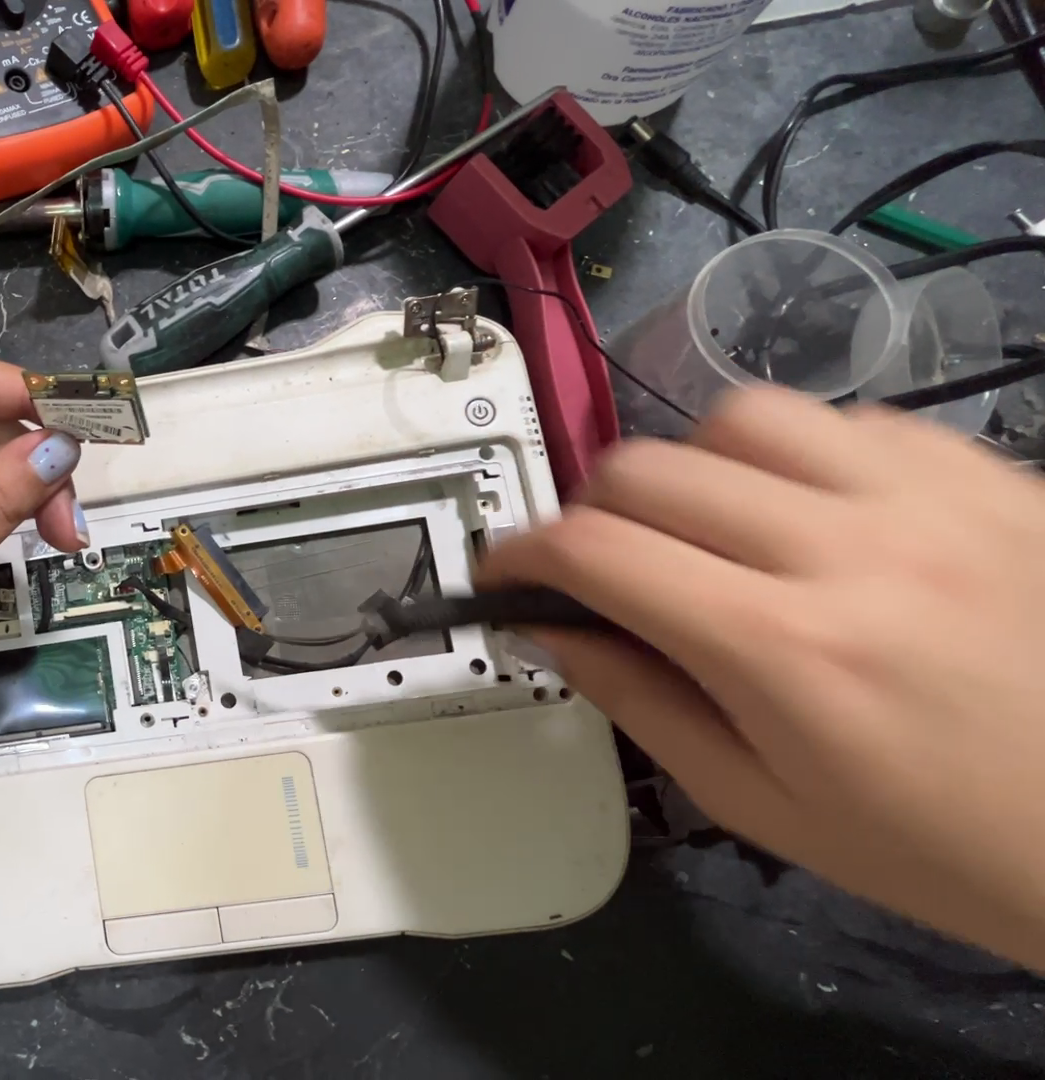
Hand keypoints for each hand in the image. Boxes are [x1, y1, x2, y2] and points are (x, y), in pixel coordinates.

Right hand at [483, 387, 1044, 970]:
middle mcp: (853, 550)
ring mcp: (936, 502)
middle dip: (585, 515)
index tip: (502, 573)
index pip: (592, 551)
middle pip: (644, 470)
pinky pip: (844, 422)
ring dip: (685, 470)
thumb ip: (633, 697)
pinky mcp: (996, 481)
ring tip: (699, 527)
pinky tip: (800, 514)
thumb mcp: (754, 798)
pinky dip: (786, 458)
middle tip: (597, 565)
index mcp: (782, 647)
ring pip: (737, 418)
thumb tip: (551, 628)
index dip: (517, 552)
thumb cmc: (946, 845)